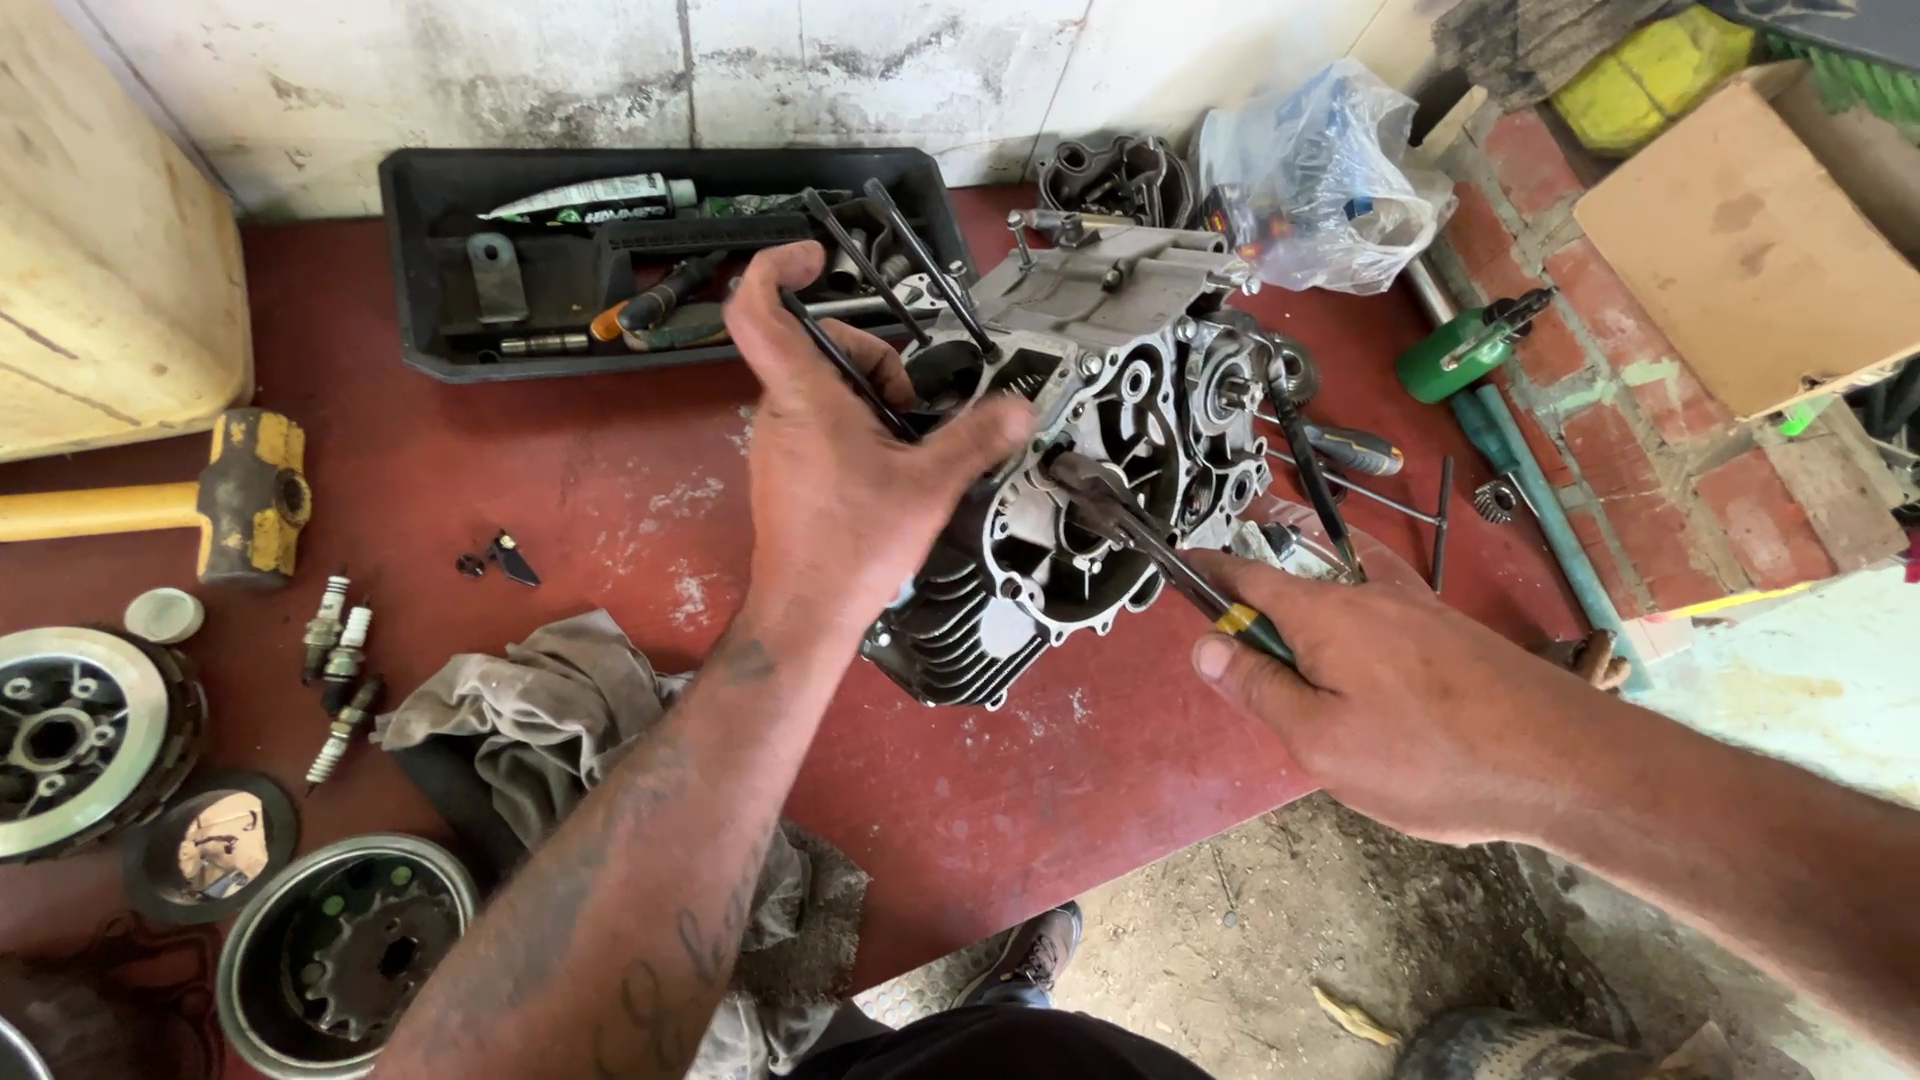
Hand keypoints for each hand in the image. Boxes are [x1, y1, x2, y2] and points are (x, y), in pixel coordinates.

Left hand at [724, 242, 1033, 646]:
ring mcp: (778, 443)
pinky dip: (856, 426)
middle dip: (876, 362)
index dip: (777, 268)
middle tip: (911, 408)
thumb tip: (1018, 409)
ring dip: (871, 399)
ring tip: (905, 445)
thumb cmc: (853, 548)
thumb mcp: (928, 487)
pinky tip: (887, 468)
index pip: (758, 309)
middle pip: (820, 349)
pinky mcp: (785, 470)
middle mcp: (781, 412)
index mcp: (805, 399)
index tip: (817, 258)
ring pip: (824, 388)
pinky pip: (819, 422)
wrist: (807, 612)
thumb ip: (975, 439)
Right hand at [1186, 551, 1638, 845]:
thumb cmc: (1428, 758)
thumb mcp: (1319, 740)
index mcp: (1323, 615)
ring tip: (1323, 701)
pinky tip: (1369, 668)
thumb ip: (1257, 686)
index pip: (1246, 575)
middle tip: (1266, 692)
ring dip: (1309, 636)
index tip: (1176, 565)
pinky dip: (1352, 635)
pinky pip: (1379, 617)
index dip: (1206, 570)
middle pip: (1290, 593)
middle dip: (1259, 624)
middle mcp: (1366, 594)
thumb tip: (1203, 643)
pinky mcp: (1451, 630)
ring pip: (1337, 608)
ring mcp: (1415, 608)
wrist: (1573, 766)